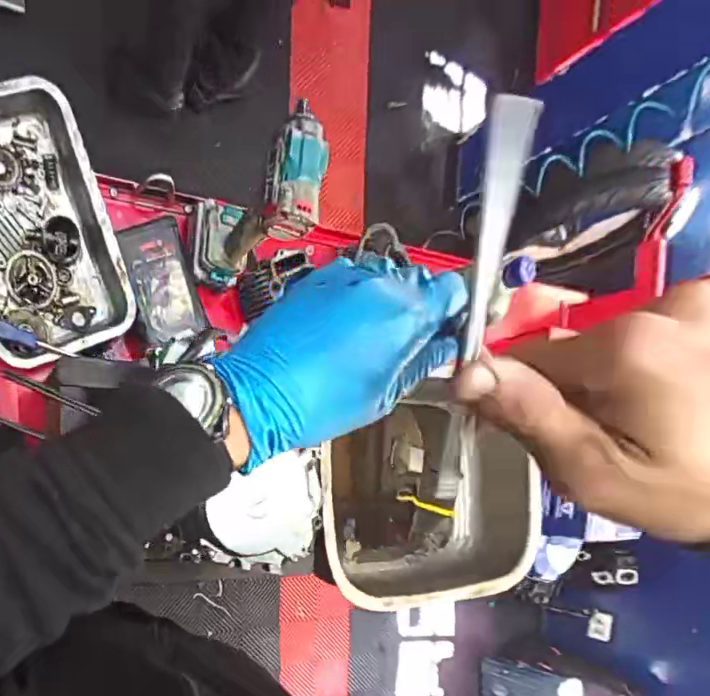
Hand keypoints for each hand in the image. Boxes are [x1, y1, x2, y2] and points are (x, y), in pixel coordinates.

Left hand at [213, 256, 467, 470]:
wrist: (256, 395)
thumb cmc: (310, 402)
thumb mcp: (381, 395)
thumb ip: (420, 363)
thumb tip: (441, 349)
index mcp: (403, 313)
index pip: (453, 291)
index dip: (454, 313)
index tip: (447, 330)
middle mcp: (376, 285)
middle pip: (419, 282)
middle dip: (420, 308)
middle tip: (407, 342)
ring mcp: (342, 278)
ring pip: (384, 279)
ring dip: (386, 304)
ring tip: (367, 342)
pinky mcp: (314, 281)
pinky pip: (350, 283)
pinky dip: (355, 301)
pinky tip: (342, 333)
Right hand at [453, 281, 709, 542]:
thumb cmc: (703, 494)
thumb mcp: (599, 473)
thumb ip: (531, 416)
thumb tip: (468, 372)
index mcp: (624, 342)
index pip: (528, 355)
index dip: (526, 397)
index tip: (555, 436)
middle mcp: (670, 300)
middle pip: (583, 343)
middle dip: (581, 386)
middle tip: (618, 440)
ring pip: (633, 333)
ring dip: (629, 372)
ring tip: (670, 421)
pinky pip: (685, 326)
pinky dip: (677, 357)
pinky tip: (708, 398)